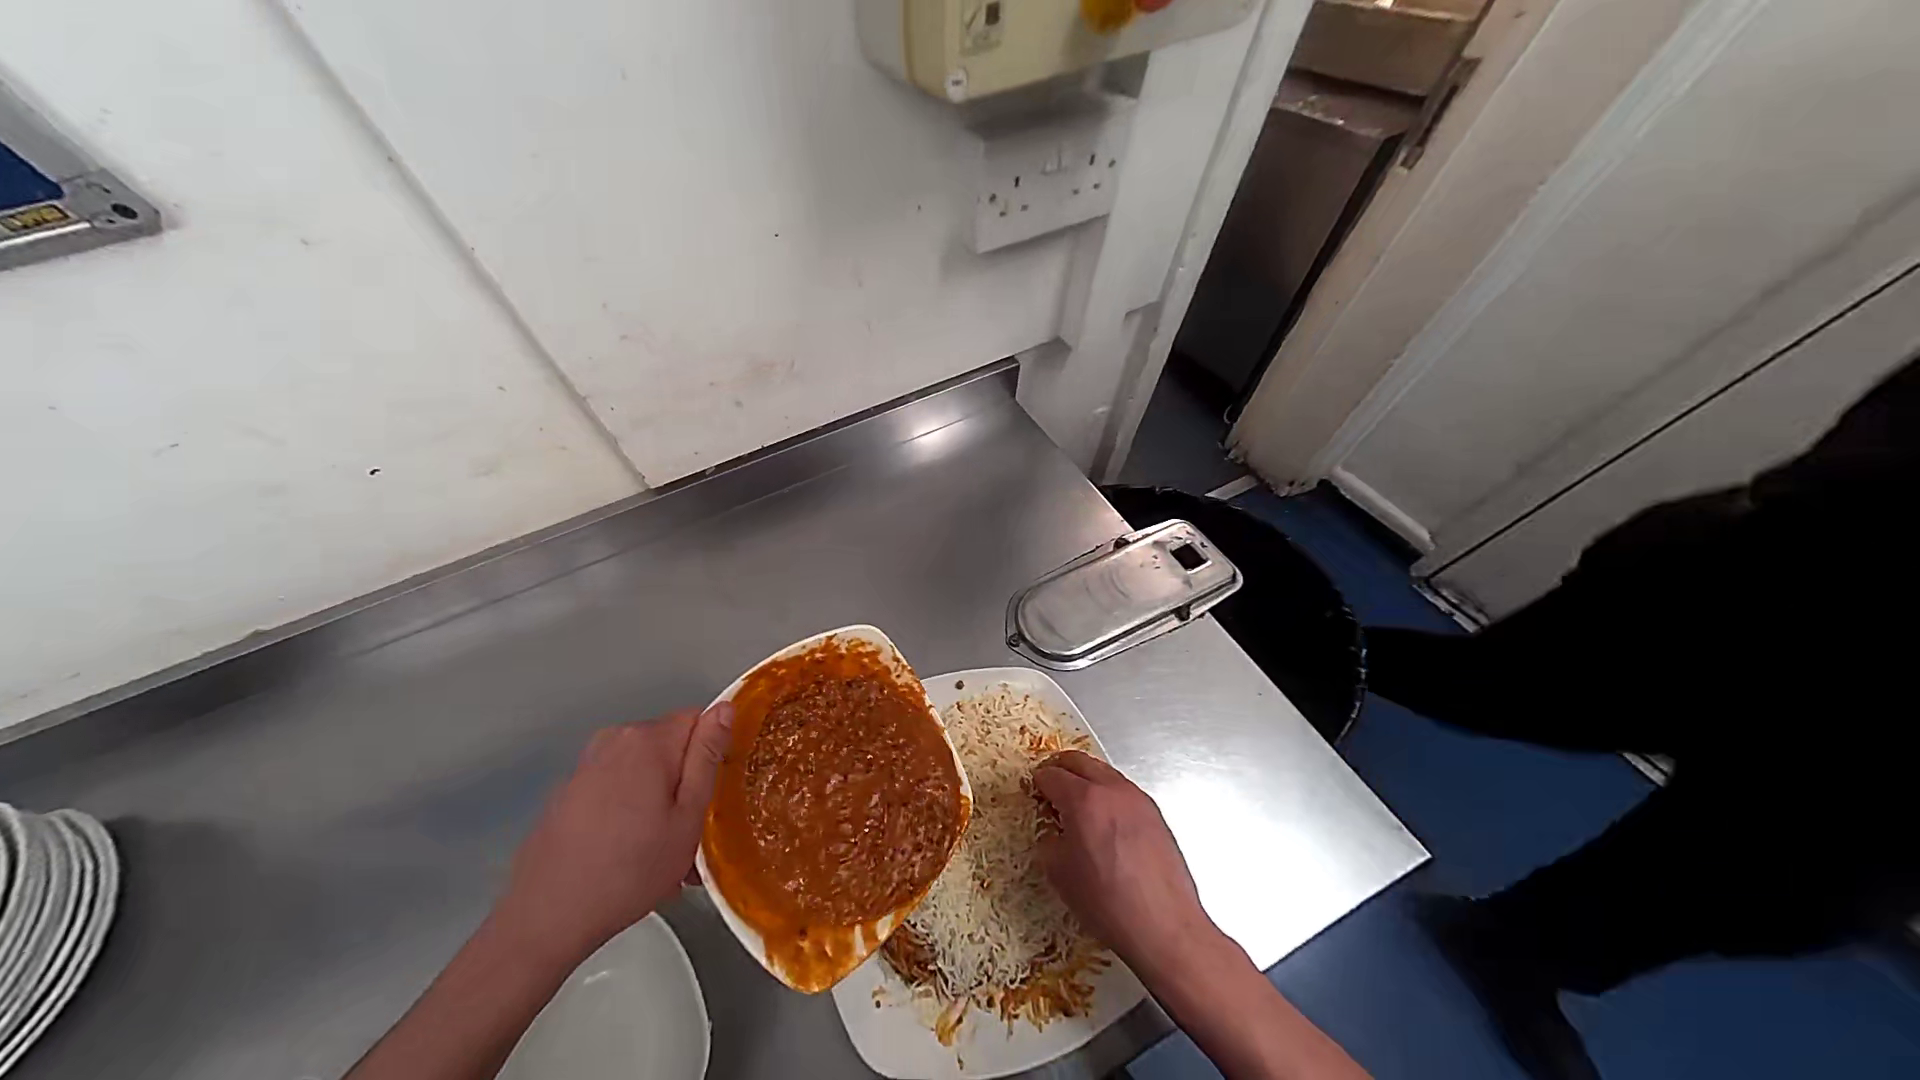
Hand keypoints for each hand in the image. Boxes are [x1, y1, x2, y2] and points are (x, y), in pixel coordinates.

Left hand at [492, 704, 732, 960]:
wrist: (545, 919)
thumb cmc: (629, 870)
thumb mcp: (688, 815)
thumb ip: (707, 756)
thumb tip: (724, 709)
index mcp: (648, 740)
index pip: (699, 719)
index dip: (711, 754)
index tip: (710, 794)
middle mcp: (614, 740)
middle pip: (670, 744)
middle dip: (684, 779)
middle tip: (688, 832)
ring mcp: (586, 765)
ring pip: (643, 768)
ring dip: (658, 797)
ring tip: (660, 849)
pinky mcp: (568, 791)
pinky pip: (615, 785)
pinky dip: (629, 809)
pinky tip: (627, 852)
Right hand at [1033, 750, 1218, 978]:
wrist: (1164, 926)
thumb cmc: (1106, 902)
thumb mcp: (1059, 873)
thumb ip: (1050, 840)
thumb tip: (1054, 831)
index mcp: (1083, 800)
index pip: (1052, 775)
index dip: (1039, 782)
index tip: (1035, 792)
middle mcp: (1112, 790)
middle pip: (1079, 761)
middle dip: (1061, 768)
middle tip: (1051, 785)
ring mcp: (1138, 799)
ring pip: (1104, 772)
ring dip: (1086, 779)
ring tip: (1078, 804)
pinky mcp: (1155, 813)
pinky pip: (1123, 791)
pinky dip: (1108, 794)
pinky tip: (1105, 821)